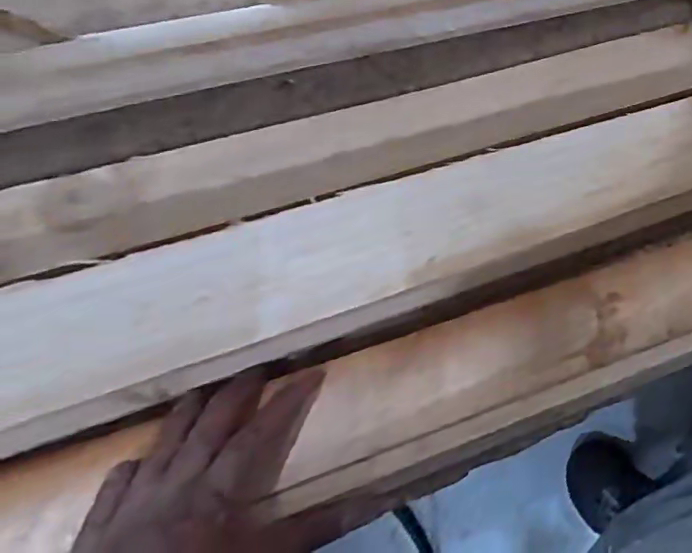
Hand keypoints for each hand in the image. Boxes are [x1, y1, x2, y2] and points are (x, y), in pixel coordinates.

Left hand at [75, 370, 372, 552]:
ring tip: (196, 394)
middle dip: (232, 396)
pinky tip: (133, 461)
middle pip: (205, 431)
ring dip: (179, 421)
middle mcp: (172, 488)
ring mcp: (129, 509)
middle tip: (255, 370)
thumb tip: (384, 500)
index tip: (312, 372)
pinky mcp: (95, 534)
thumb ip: (319, 526)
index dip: (286, 401)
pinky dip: (126, 472)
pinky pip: (110, 494)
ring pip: (158, 451)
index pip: (257, 434)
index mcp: (215, 490)